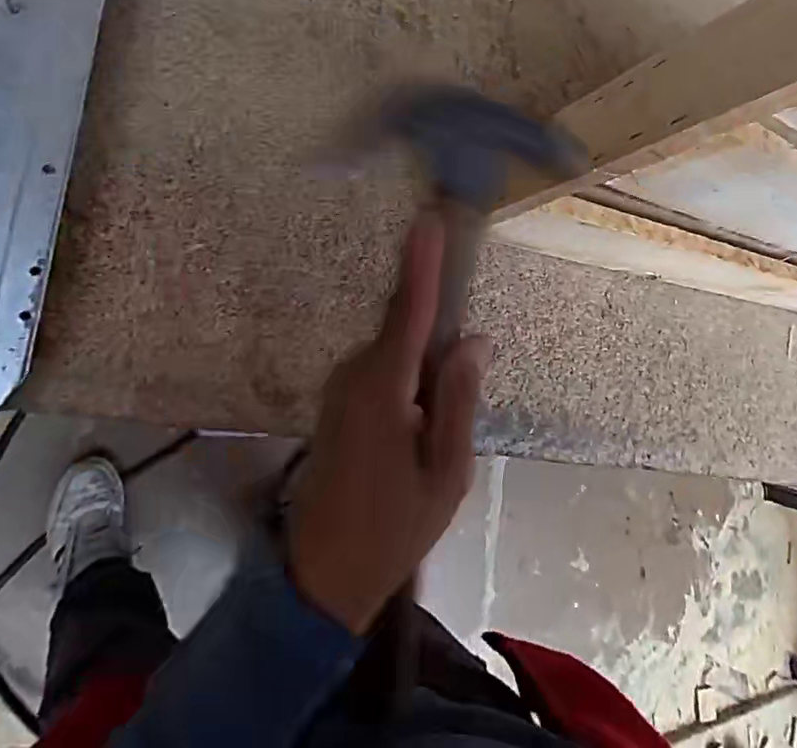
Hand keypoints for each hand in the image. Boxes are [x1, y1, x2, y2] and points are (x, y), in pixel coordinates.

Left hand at [286, 212, 487, 634]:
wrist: (322, 578)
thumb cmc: (394, 526)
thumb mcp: (447, 470)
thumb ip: (459, 398)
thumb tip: (474, 340)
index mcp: (384, 389)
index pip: (409, 312)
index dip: (421, 263)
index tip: (429, 219)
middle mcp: (355, 377)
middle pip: (404, 326)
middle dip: (435, 312)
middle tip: (464, 327)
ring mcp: (340, 390)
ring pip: (395, 349)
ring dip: (424, 349)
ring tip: (446, 393)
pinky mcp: (337, 404)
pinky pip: (383, 367)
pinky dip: (409, 367)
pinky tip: (424, 404)